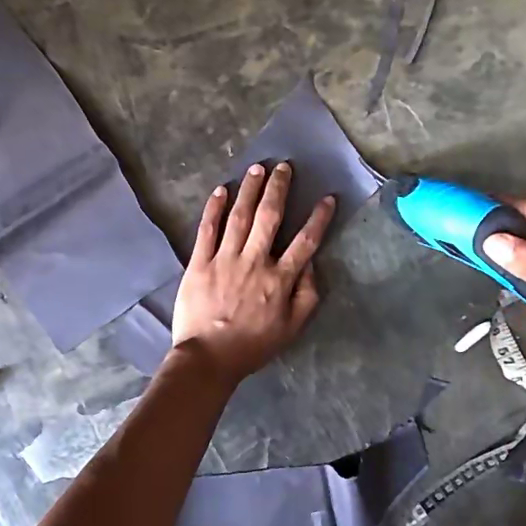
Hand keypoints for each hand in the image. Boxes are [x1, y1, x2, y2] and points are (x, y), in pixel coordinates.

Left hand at [170, 161, 335, 384]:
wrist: (208, 358)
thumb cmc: (253, 346)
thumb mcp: (292, 328)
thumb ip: (307, 295)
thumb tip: (310, 265)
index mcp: (280, 279)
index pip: (305, 241)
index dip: (318, 217)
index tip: (326, 198)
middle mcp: (255, 261)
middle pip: (270, 217)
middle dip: (279, 189)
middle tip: (285, 167)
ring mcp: (225, 259)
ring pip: (240, 216)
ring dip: (250, 189)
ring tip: (257, 168)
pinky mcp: (199, 263)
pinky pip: (208, 230)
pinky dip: (214, 208)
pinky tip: (221, 190)